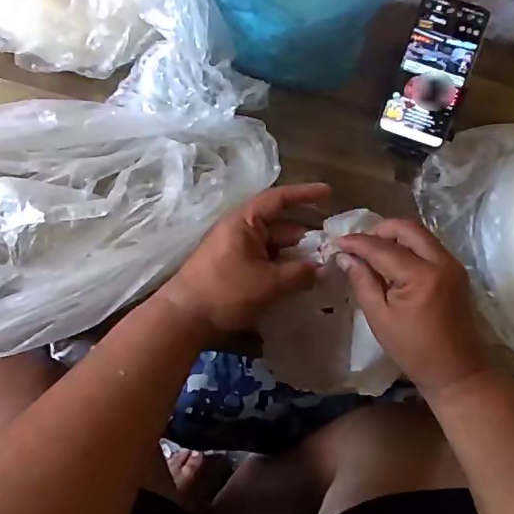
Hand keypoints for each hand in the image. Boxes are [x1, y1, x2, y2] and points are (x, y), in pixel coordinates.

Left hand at [155, 182, 330, 335]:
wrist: (183, 320)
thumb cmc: (225, 292)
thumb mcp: (269, 283)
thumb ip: (300, 273)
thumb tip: (321, 268)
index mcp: (245, 221)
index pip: (280, 199)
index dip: (306, 194)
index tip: (330, 193)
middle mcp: (240, 230)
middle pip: (280, 225)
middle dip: (306, 236)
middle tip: (331, 248)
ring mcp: (235, 249)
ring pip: (274, 246)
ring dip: (295, 255)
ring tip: (320, 268)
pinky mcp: (233, 268)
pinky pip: (264, 260)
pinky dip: (282, 267)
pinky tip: (298, 281)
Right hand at [335, 219, 490, 395]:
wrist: (457, 370)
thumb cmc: (414, 350)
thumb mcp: (380, 318)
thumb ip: (363, 282)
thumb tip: (346, 257)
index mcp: (420, 275)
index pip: (383, 248)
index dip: (358, 242)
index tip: (337, 242)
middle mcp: (440, 261)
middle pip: (407, 228)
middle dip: (380, 230)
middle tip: (358, 244)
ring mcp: (452, 264)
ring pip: (420, 234)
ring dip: (395, 236)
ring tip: (372, 251)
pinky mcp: (456, 270)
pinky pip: (429, 246)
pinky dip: (409, 246)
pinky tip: (392, 260)